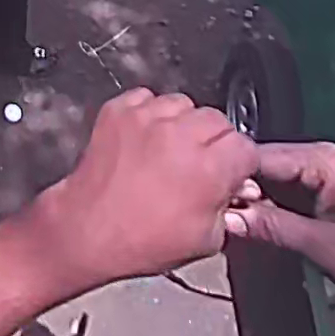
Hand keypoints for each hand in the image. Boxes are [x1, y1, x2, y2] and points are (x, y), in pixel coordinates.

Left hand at [27, 89, 256, 290]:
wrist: (89, 226)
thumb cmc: (144, 239)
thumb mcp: (206, 237)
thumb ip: (228, 203)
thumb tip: (237, 186)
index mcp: (207, 167)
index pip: (244, 145)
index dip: (240, 161)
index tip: (232, 170)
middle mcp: (178, 135)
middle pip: (216, 119)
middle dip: (215, 139)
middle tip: (202, 159)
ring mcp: (145, 118)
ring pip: (181, 102)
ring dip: (182, 121)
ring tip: (171, 146)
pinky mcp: (118, 110)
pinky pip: (145, 97)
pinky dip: (148, 111)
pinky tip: (145, 135)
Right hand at [224, 142, 334, 335]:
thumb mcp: (326, 250)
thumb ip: (271, 227)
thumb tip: (225, 217)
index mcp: (323, 160)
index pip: (255, 156)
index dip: (230, 179)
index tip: (209, 202)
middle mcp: (325, 158)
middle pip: (263, 165)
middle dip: (242, 189)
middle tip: (222, 217)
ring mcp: (332, 174)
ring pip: (275, 179)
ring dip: (258, 200)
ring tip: (237, 222)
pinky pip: (292, 191)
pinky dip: (276, 207)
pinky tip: (264, 226)